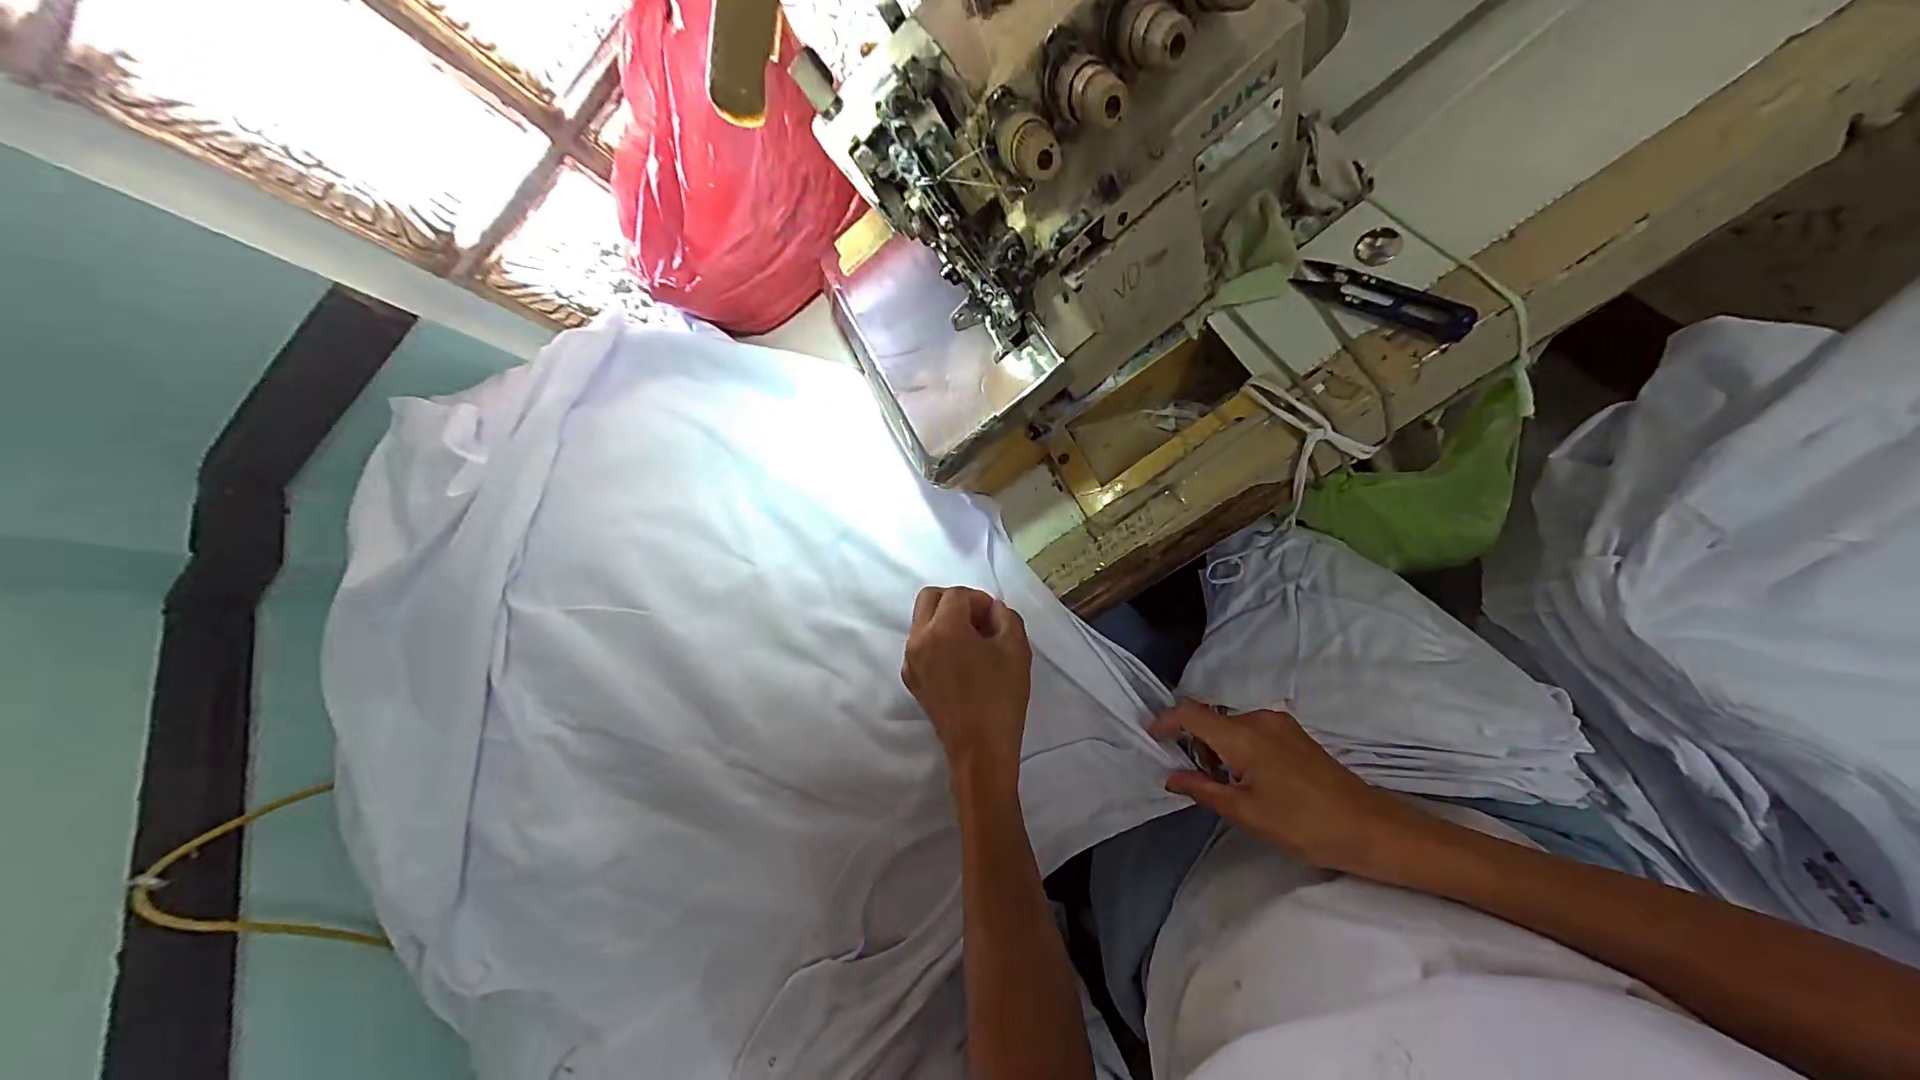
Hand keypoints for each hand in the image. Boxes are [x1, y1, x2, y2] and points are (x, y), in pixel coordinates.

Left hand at [902, 586, 1032, 792]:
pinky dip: (937, 641)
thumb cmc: (1001, 697)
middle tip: (980, 621)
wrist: (980, 749)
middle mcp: (918, 640)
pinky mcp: (911, 679)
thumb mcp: (1016, 649)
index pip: (957, 594)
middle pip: (929, 598)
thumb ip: (1006, 617)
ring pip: (922, 621)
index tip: (995, 618)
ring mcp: (910, 661)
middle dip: (956, 601)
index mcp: (943, 628)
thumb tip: (993, 611)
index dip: (980, 600)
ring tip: (973, 643)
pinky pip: (920, 645)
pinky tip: (961, 662)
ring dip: (945, 620)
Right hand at [1150, 701, 1421, 874]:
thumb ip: (1202, 789)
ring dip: (1220, 748)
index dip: (1166, 722)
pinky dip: (1240, 748)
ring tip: (1229, 787)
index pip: (1191, 713)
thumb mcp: (1245, 812)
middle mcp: (1259, 719)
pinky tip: (1252, 780)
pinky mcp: (1295, 734)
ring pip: (1232, 725)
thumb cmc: (1303, 824)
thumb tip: (1172, 776)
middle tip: (1200, 780)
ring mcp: (1281, 724)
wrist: (1372, 829)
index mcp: (1242, 735)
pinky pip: (1253, 730)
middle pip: (1211, 719)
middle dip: (1196, 744)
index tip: (1152, 739)